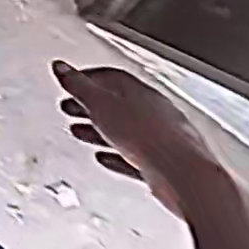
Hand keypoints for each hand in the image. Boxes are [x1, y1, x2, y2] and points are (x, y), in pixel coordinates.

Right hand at [52, 60, 220, 217]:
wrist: (187, 180)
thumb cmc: (148, 137)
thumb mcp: (98, 104)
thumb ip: (77, 85)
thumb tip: (60, 67)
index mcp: (139, 91)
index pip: (107, 76)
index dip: (83, 79)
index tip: (67, 82)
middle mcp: (155, 111)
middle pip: (116, 103)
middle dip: (90, 106)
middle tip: (70, 107)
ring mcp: (165, 139)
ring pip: (125, 130)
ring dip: (100, 130)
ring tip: (80, 132)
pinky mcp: (169, 166)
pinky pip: (137, 156)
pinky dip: (117, 154)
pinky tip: (106, 157)